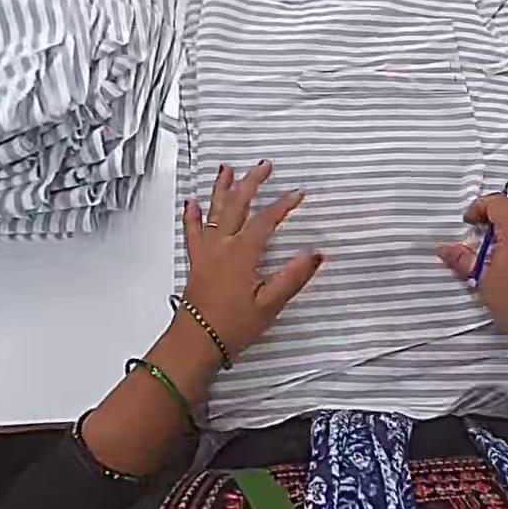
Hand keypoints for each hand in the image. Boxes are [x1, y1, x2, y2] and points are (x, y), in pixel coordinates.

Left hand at [180, 160, 323, 361]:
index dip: (282, 205)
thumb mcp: (270, 304)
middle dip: (252, 183)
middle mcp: (223, 246)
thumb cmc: (233, 326)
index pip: (265, 220)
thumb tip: (315, 254)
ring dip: (222, 189)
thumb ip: (292, 277)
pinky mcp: (196, 262)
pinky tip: (191, 203)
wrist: (195, 342)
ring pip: (215, 213)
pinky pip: (193, 232)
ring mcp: (207, 252)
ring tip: (227, 170)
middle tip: (264, 166)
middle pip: (238, 205)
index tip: (297, 194)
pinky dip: (192, 216)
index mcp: (243, 253)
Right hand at [437, 193, 507, 360]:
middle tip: (477, 224)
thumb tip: (446, 250)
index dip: (480, 207)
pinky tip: (504, 255)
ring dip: (505, 222)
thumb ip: (463, 259)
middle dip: (493, 210)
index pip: (500, 204)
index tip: (468, 220)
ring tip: (488, 241)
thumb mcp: (483, 279)